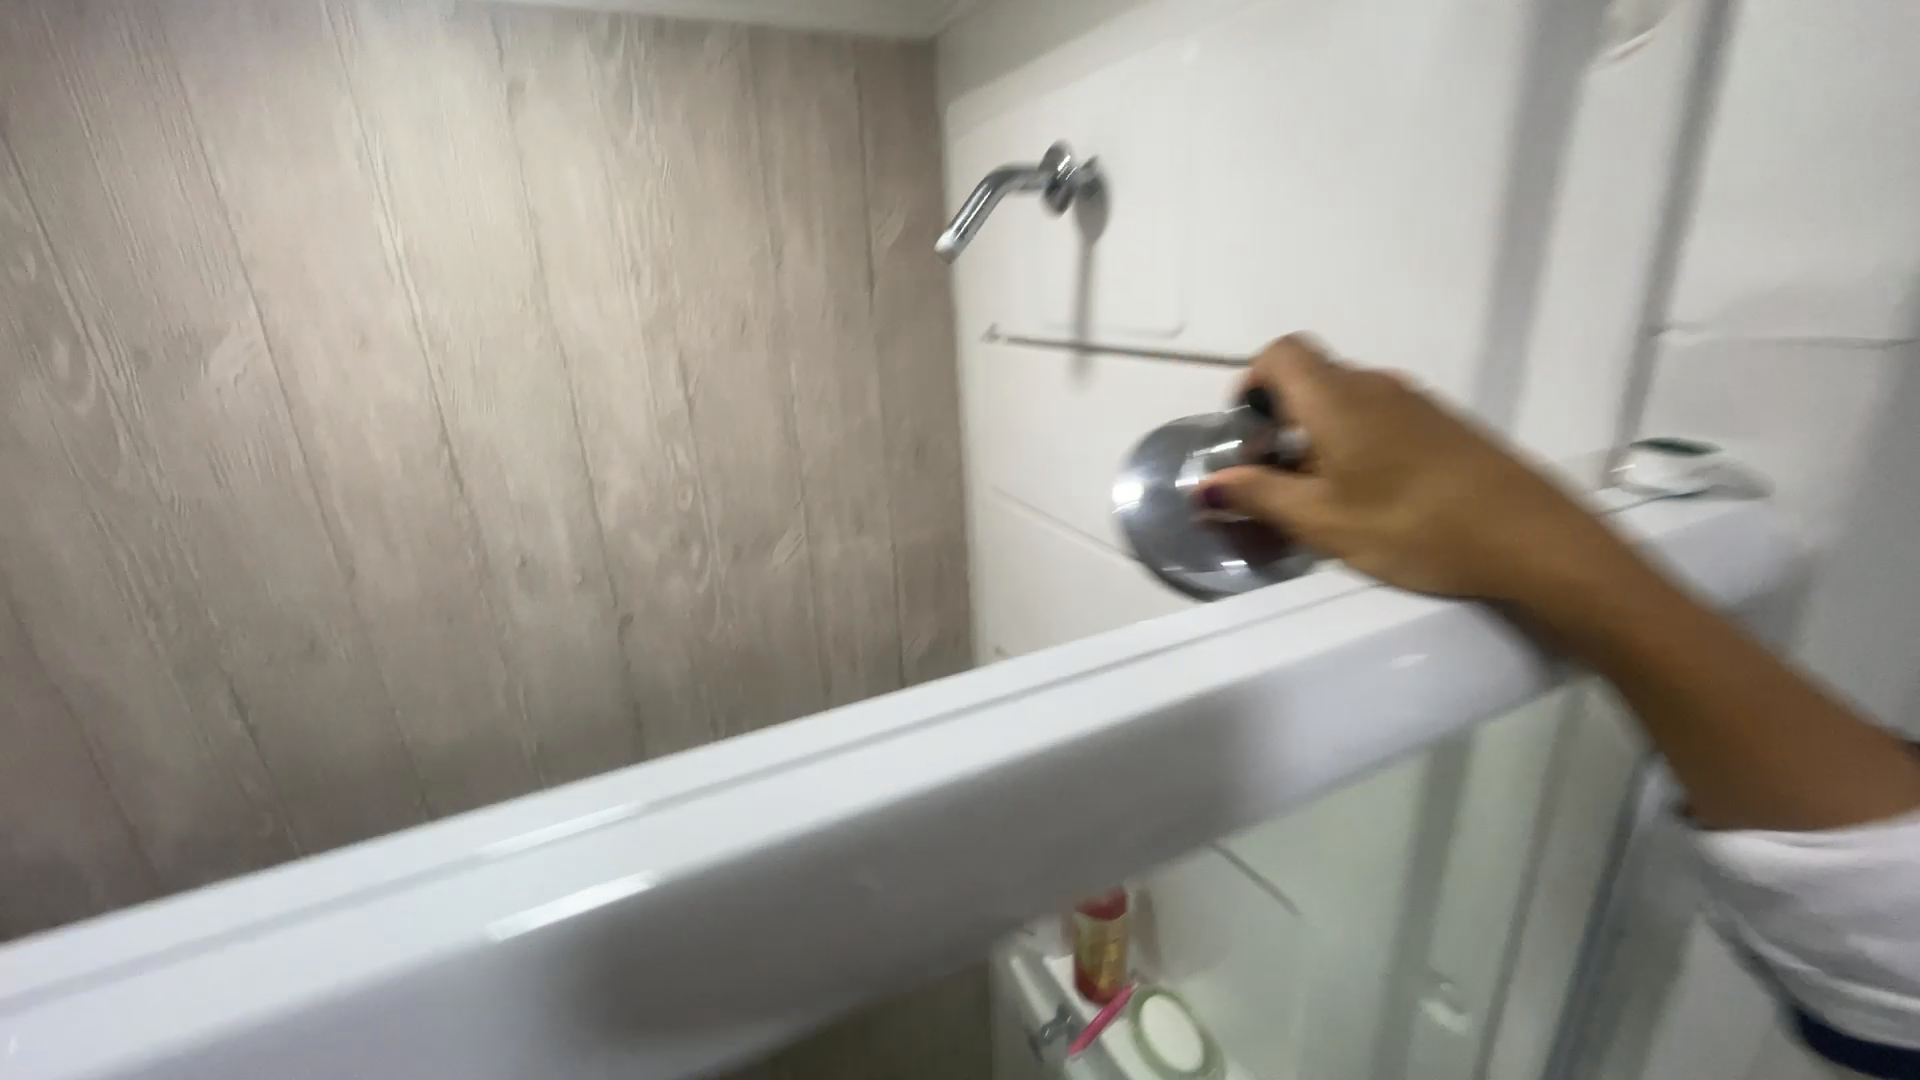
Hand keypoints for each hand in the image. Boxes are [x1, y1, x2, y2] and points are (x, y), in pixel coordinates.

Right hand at [1198, 335, 1637, 603]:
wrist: (1532, 540)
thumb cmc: (1411, 526)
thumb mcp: (1319, 520)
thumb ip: (1257, 495)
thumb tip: (1206, 485)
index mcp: (1337, 398)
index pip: (1280, 354)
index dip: (1251, 384)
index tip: (1247, 435)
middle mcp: (1376, 385)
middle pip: (1310, 380)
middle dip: (1278, 422)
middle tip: (1276, 480)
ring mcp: (1417, 402)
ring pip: (1345, 402)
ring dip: (1316, 437)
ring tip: (1322, 496)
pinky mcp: (1446, 425)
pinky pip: (1380, 418)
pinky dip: (1355, 443)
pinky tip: (1371, 496)